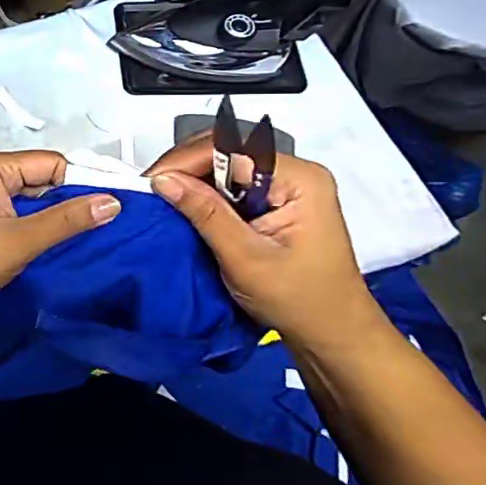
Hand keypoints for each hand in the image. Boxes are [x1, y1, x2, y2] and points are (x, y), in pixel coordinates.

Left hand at [0, 151, 120, 317]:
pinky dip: (36, 219)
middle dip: (69, 197)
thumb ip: (67, 219)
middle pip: (42, 175)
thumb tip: (112, 201)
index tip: (111, 205)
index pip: (50, 162)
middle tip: (103, 221)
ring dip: (53, 211)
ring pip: (32, 193)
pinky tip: (54, 236)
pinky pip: (18, 206)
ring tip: (83, 231)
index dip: (81, 181)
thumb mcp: (22, 240)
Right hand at [144, 137, 382, 350]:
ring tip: (163, 198)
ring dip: (191, 180)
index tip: (154, 180)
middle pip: (225, 150)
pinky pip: (228, 183)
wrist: (332, 335)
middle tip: (153, 188)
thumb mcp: (246, 259)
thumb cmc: (305, 303)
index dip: (186, 161)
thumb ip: (205, 214)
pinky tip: (185, 207)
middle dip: (185, 167)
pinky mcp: (270, 200)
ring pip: (223, 165)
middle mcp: (294, 174)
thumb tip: (165, 181)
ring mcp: (283, 186)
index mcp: (301, 180)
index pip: (230, 150)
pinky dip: (202, 193)